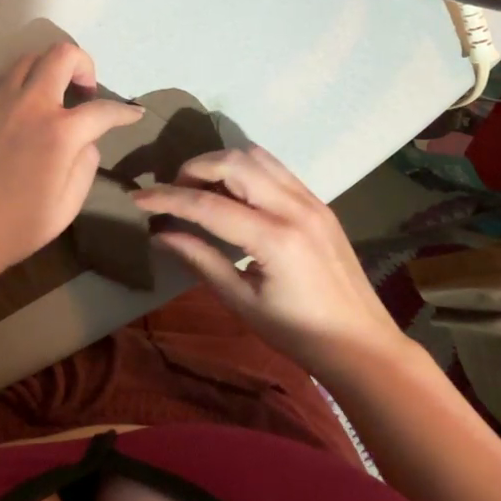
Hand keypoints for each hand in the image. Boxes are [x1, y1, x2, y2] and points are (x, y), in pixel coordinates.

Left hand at [0, 42, 144, 280]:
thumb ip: (85, 165)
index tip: (133, 114)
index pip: (102, 109)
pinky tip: (21, 111)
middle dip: (84, 64)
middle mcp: (29, 104)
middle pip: (62, 55)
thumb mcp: (66, 207)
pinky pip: (3, 78)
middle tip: (85, 91)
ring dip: (49, 68)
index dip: (123, 111)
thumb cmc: (12, 229)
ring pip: (29, 58)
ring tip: (53, 97)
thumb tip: (86, 141)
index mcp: (58, 132)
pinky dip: (21, 83)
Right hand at [133, 147, 404, 365]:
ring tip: (199, 188)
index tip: (137, 197)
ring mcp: (311, 200)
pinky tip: (230, 192)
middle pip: (232, 162)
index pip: (207, 204)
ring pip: (255, 156)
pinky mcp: (319, 202)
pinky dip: (244, 169)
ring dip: (219, 163)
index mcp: (275, 239)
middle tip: (172, 192)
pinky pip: (275, 168)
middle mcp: (294, 208)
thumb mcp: (242, 302)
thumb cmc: (297, 334)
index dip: (167, 198)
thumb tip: (159, 234)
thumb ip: (200, 260)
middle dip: (194, 168)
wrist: (362, 344)